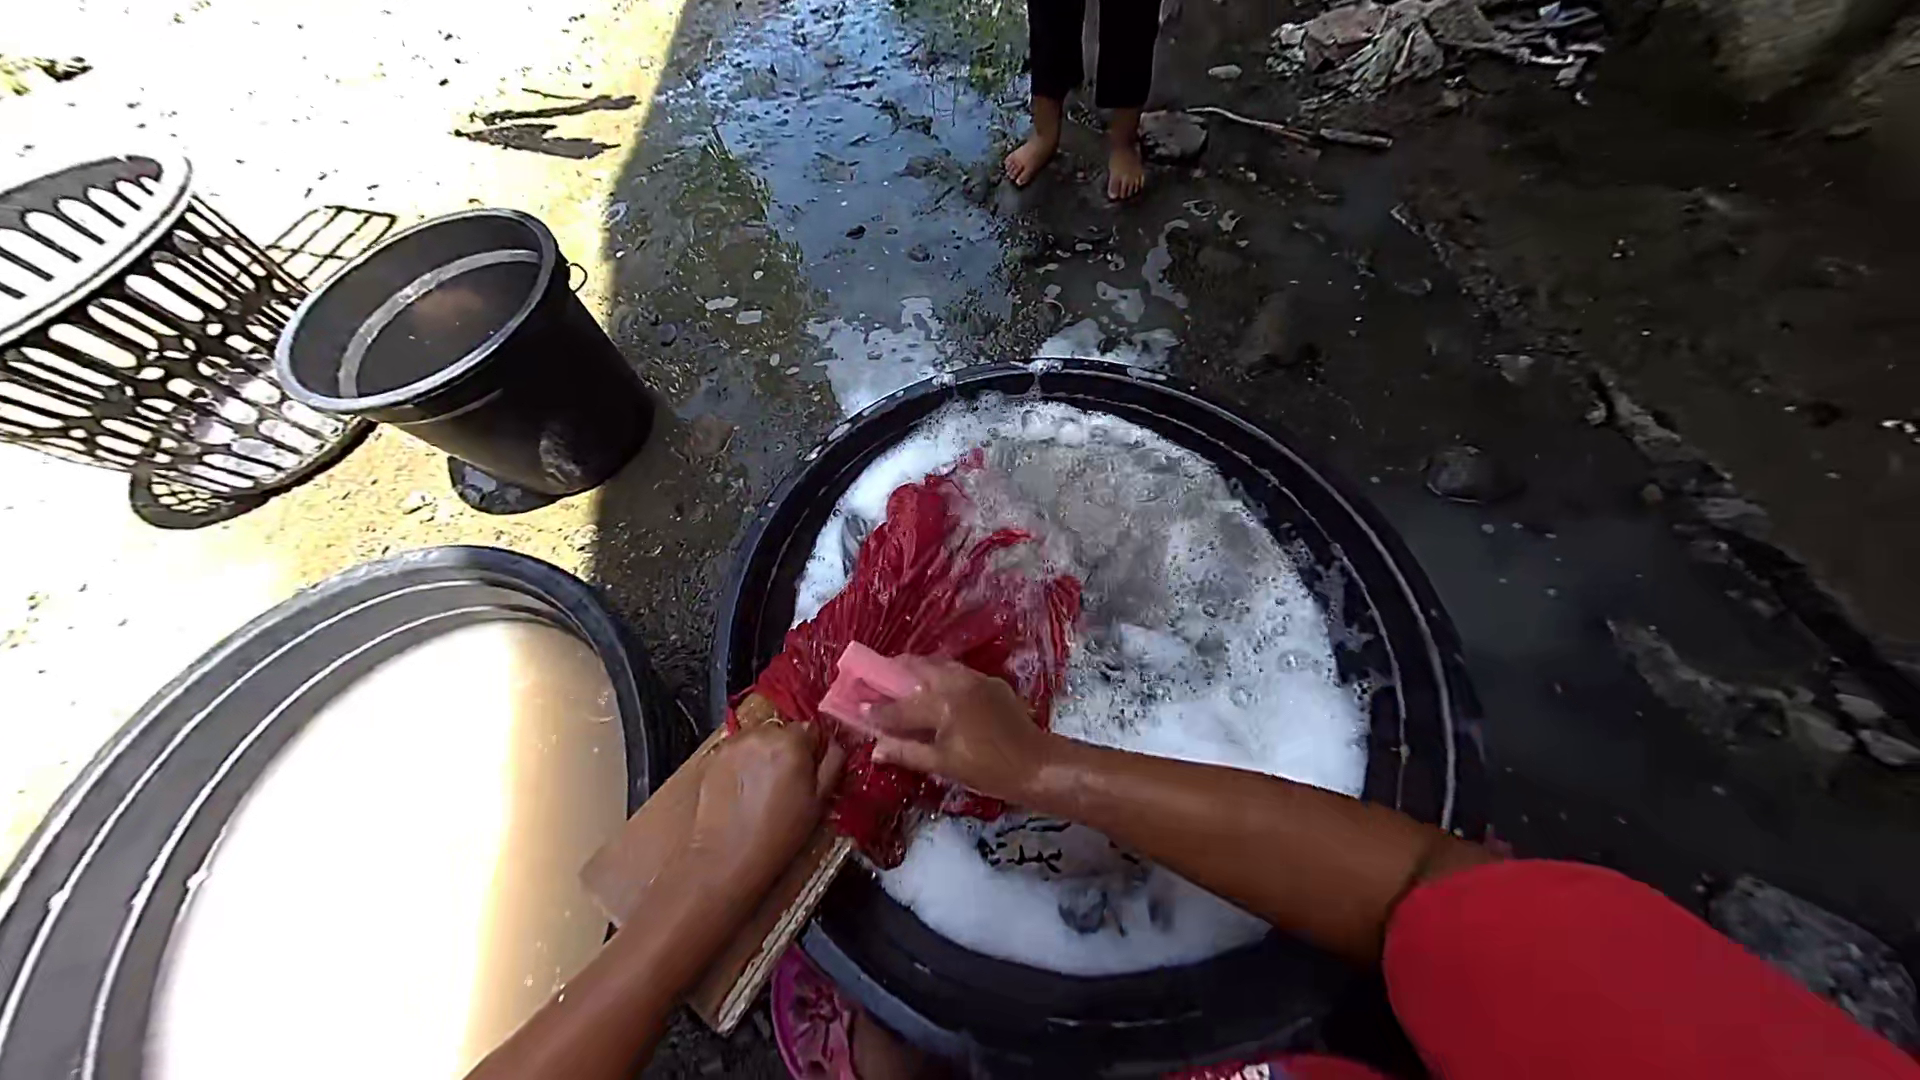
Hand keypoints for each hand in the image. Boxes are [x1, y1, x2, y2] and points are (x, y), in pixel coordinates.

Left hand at [683, 719, 844, 892]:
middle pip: (784, 731)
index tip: (809, 771)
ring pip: (760, 740)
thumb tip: (834, 743)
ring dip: (765, 754)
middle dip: (788, 750)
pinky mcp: (714, 756)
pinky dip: (744, 762)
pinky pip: (738, 750)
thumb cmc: (778, 835)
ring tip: (762, 787)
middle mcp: (762, 734)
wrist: (723, 861)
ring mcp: (735, 744)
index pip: (812, 728)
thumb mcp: (818, 801)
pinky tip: (743, 789)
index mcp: (792, 742)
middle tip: (786, 782)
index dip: (813, 750)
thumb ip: (832, 763)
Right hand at [865, 657, 1055, 801]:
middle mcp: (956, 683)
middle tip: (876, 677)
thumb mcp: (943, 766)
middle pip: (917, 668)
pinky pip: (957, 671)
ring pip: (938, 664)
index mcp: (942, 705)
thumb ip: (907, 752)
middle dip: (894, 671)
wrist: (1036, 764)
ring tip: (902, 679)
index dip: (877, 709)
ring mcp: (976, 678)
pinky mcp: (990, 681)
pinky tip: (936, 688)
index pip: (900, 706)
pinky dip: (940, 675)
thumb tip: (875, 749)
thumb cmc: (987, 770)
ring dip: (917, 669)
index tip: (857, 705)